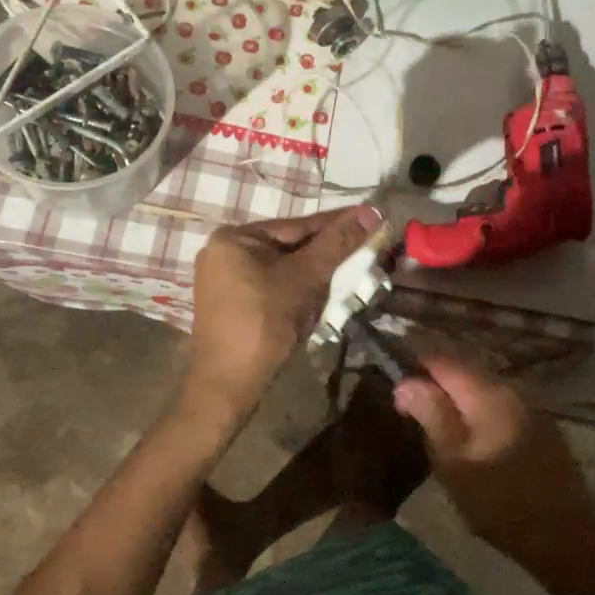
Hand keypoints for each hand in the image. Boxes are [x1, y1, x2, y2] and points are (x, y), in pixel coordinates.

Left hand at [189, 205, 382, 417]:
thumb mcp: (304, 278)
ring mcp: (224, 279)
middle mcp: (223, 251)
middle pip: (288, 245)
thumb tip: (371, 211)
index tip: (371, 217)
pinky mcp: (230, 303)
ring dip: (313, 272)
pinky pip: (271, 285)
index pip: (297, 225)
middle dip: (325, 251)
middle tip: (365, 248)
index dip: (337, 223)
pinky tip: (318, 295)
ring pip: (282, 267)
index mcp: (234, 237)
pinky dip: (296, 288)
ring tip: (348, 271)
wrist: (228, 383)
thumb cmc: (264, 323)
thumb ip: (337, 243)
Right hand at [391, 357, 594, 558]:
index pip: (442, 356)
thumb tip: (405, 380)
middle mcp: (511, 386)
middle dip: (432, 371)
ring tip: (427, 405)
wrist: (568, 537)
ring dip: (453, 389)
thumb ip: (431, 415)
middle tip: (402, 387)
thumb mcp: (455, 464)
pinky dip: (474, 403)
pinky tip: (463, 423)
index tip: (387, 359)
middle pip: (463, 366)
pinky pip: (497, 399)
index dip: (412, 353)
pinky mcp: (539, 423)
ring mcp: (530, 403)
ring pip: (481, 383)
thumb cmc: (502, 504)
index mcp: (488, 392)